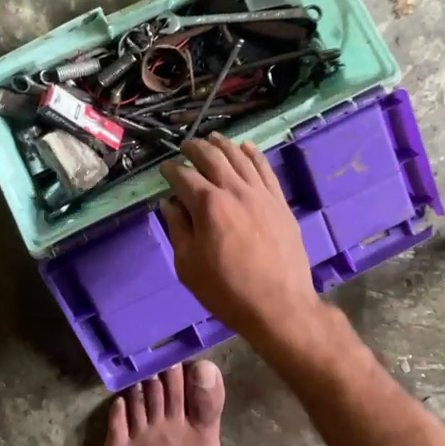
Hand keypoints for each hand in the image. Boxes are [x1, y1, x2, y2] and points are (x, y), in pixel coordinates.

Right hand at [161, 134, 325, 347]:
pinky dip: (253, 154)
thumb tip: (169, 203)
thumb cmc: (227, 290)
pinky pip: (265, 169)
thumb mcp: (188, 265)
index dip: (171, 170)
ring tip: (212, 138)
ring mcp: (261, 194)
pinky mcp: (280, 202)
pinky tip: (246, 147)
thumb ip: (178, 229)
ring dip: (223, 145)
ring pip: (240, 158)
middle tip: (185, 146)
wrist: (280, 307)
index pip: (184, 176)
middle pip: (212, 158)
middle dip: (195, 148)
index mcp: (208, 205)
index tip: (165, 169)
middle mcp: (234, 191)